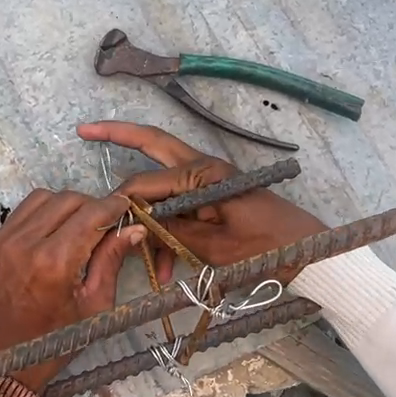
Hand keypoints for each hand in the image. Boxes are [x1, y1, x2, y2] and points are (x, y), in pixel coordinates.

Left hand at [0, 189, 142, 391]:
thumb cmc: (52, 342)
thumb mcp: (93, 306)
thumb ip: (111, 260)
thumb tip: (135, 228)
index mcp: (54, 263)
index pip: (91, 214)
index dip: (113, 207)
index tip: (124, 207)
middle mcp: (23, 245)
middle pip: (66, 199)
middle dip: (90, 205)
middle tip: (102, 222)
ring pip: (40, 199)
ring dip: (63, 207)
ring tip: (74, 227)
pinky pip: (17, 217)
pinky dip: (38, 219)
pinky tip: (47, 239)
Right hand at [77, 121, 326, 278]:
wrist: (311, 256)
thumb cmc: (266, 250)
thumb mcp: (214, 246)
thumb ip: (171, 229)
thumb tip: (135, 216)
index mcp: (202, 175)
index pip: (145, 182)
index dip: (122, 203)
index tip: (103, 221)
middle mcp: (202, 168)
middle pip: (152, 143)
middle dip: (117, 135)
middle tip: (84, 129)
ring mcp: (208, 181)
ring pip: (162, 186)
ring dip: (147, 215)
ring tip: (135, 251)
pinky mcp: (213, 197)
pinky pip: (178, 207)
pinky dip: (167, 233)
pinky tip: (164, 267)